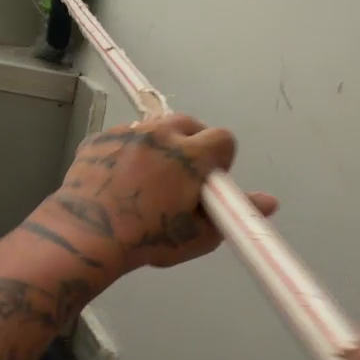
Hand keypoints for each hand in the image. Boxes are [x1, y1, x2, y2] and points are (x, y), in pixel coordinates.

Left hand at [31, 113, 276, 272]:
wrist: (89, 230)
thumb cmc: (150, 237)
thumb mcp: (201, 234)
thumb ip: (236, 212)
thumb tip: (270, 201)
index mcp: (189, 154)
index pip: (222, 137)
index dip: (222, 158)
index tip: (211, 179)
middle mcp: (158, 133)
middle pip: (187, 122)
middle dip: (193, 142)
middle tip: (184, 173)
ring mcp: (124, 131)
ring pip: (152, 126)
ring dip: (159, 143)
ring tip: (150, 176)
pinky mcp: (98, 137)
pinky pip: (123, 136)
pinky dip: (129, 149)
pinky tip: (120, 176)